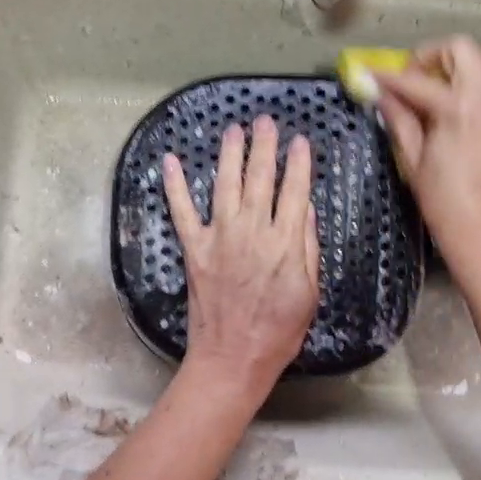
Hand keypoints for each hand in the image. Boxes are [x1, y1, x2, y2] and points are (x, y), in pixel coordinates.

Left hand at [162, 116, 319, 394]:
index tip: (299, 141)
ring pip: (225, 185)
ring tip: (233, 130)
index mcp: (285, 244)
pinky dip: (174, 186)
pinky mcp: (194, 250)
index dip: (298, 163)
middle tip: (265, 121)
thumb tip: (306, 210)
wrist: (233, 357)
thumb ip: (308, 249)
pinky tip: (170, 162)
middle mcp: (252, 233)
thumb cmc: (278, 331)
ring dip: (229, 154)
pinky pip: (181, 212)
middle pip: (260, 179)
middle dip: (264, 147)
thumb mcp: (309, 293)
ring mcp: (219, 239)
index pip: (295, 192)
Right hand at [375, 35, 480, 271]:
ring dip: (456, 63)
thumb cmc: (442, 200)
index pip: (415, 80)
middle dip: (431, 56)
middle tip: (409, 77)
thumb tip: (381, 95)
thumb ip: (398, 119)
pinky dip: (471, 80)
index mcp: (457, 108)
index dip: (387, 76)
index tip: (369, 74)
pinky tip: (451, 105)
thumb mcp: (412, 159)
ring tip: (433, 85)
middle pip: (461, 49)